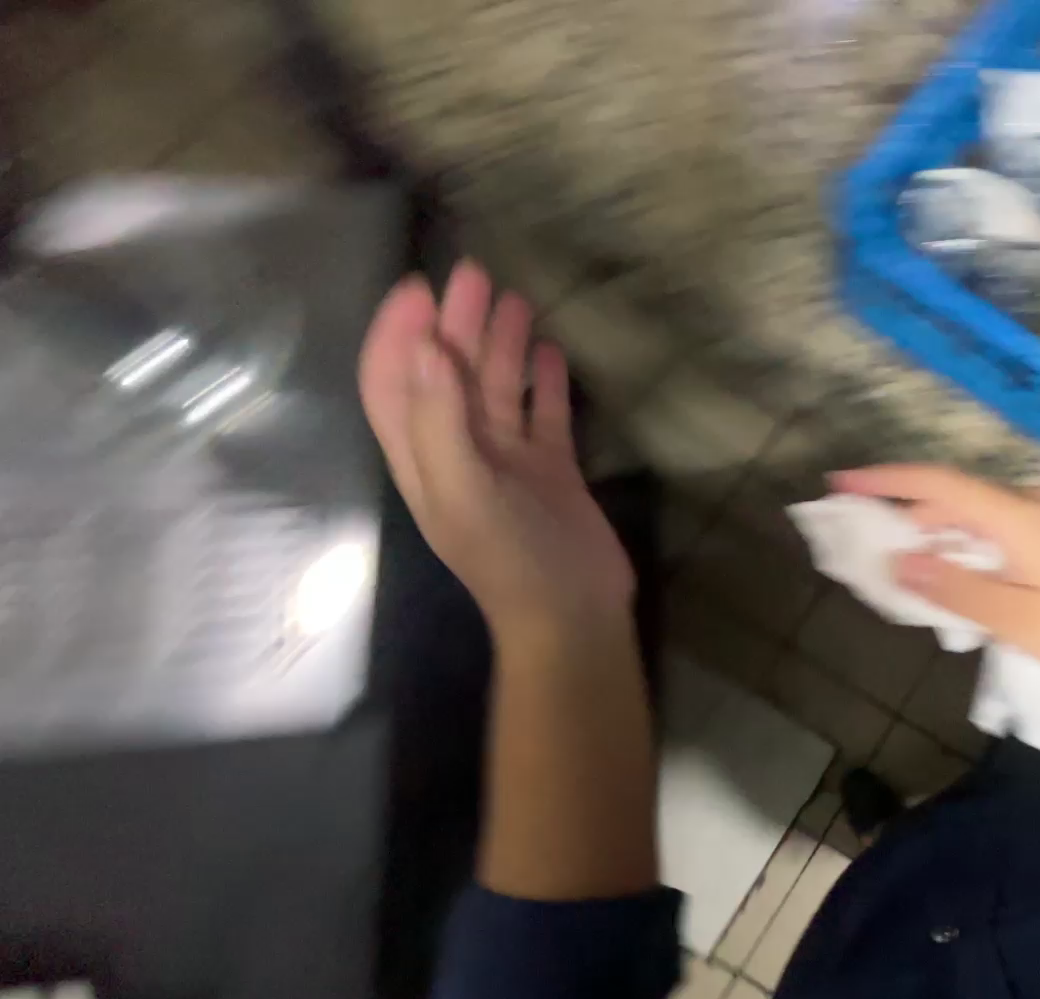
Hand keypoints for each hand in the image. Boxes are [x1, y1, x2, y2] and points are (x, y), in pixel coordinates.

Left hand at [359, 260, 633, 636]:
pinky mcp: (554, 471)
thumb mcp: (464, 492)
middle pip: (451, 376)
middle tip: (478, 275)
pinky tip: (554, 354)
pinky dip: (548, 384)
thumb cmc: (512, 559)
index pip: (396, 382)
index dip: (399, 334)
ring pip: (501, 390)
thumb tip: (426, 345)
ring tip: (520, 300)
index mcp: (424, 458)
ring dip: (504, 345)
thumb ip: (440, 421)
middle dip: (457, 325)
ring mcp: (511, 461)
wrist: (573, 613)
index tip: (422, 288)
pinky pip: (547, 416)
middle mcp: (462, 452)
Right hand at [830, 464, 1039, 706]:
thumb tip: (898, 563)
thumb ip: (956, 589)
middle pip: (955, 501)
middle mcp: (1032, 510)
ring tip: (903, 576)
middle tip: (867, 550)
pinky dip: (965, 555)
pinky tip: (953, 586)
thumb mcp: (1017, 620)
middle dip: (906, 519)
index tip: (841, 484)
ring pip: (975, 522)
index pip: (940, 485)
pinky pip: (996, 539)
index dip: (887, 480)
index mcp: (1019, 518)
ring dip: (936, 542)